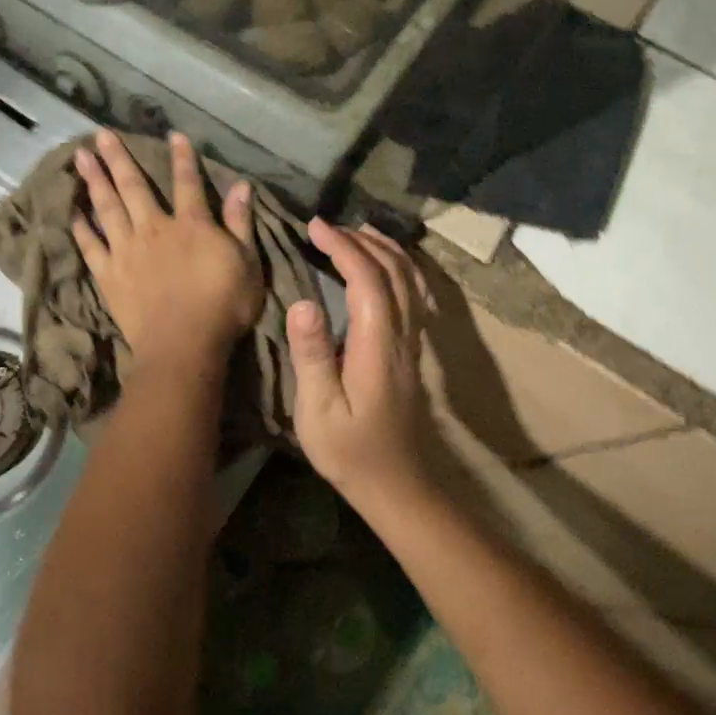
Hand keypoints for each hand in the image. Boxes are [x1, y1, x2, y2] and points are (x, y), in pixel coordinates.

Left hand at [72, 130, 263, 373]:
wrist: (184, 345)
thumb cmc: (223, 307)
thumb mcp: (247, 263)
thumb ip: (240, 223)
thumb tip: (241, 185)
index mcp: (191, 225)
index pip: (187, 182)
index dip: (183, 158)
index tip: (174, 135)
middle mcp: (154, 229)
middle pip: (134, 186)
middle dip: (118, 158)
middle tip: (101, 134)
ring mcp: (127, 251)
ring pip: (107, 208)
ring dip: (94, 181)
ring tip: (80, 157)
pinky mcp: (109, 276)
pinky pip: (92, 247)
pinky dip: (81, 230)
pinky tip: (73, 214)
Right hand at [287, 219, 435, 509]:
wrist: (400, 487)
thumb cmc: (351, 453)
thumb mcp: (318, 411)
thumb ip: (312, 355)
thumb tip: (303, 301)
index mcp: (376, 346)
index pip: (366, 279)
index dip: (342, 247)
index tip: (314, 226)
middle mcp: (401, 336)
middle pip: (393, 271)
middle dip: (361, 240)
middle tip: (325, 226)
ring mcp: (412, 344)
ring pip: (409, 280)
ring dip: (384, 249)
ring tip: (354, 233)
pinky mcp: (411, 353)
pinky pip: (412, 295)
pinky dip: (396, 269)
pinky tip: (381, 269)